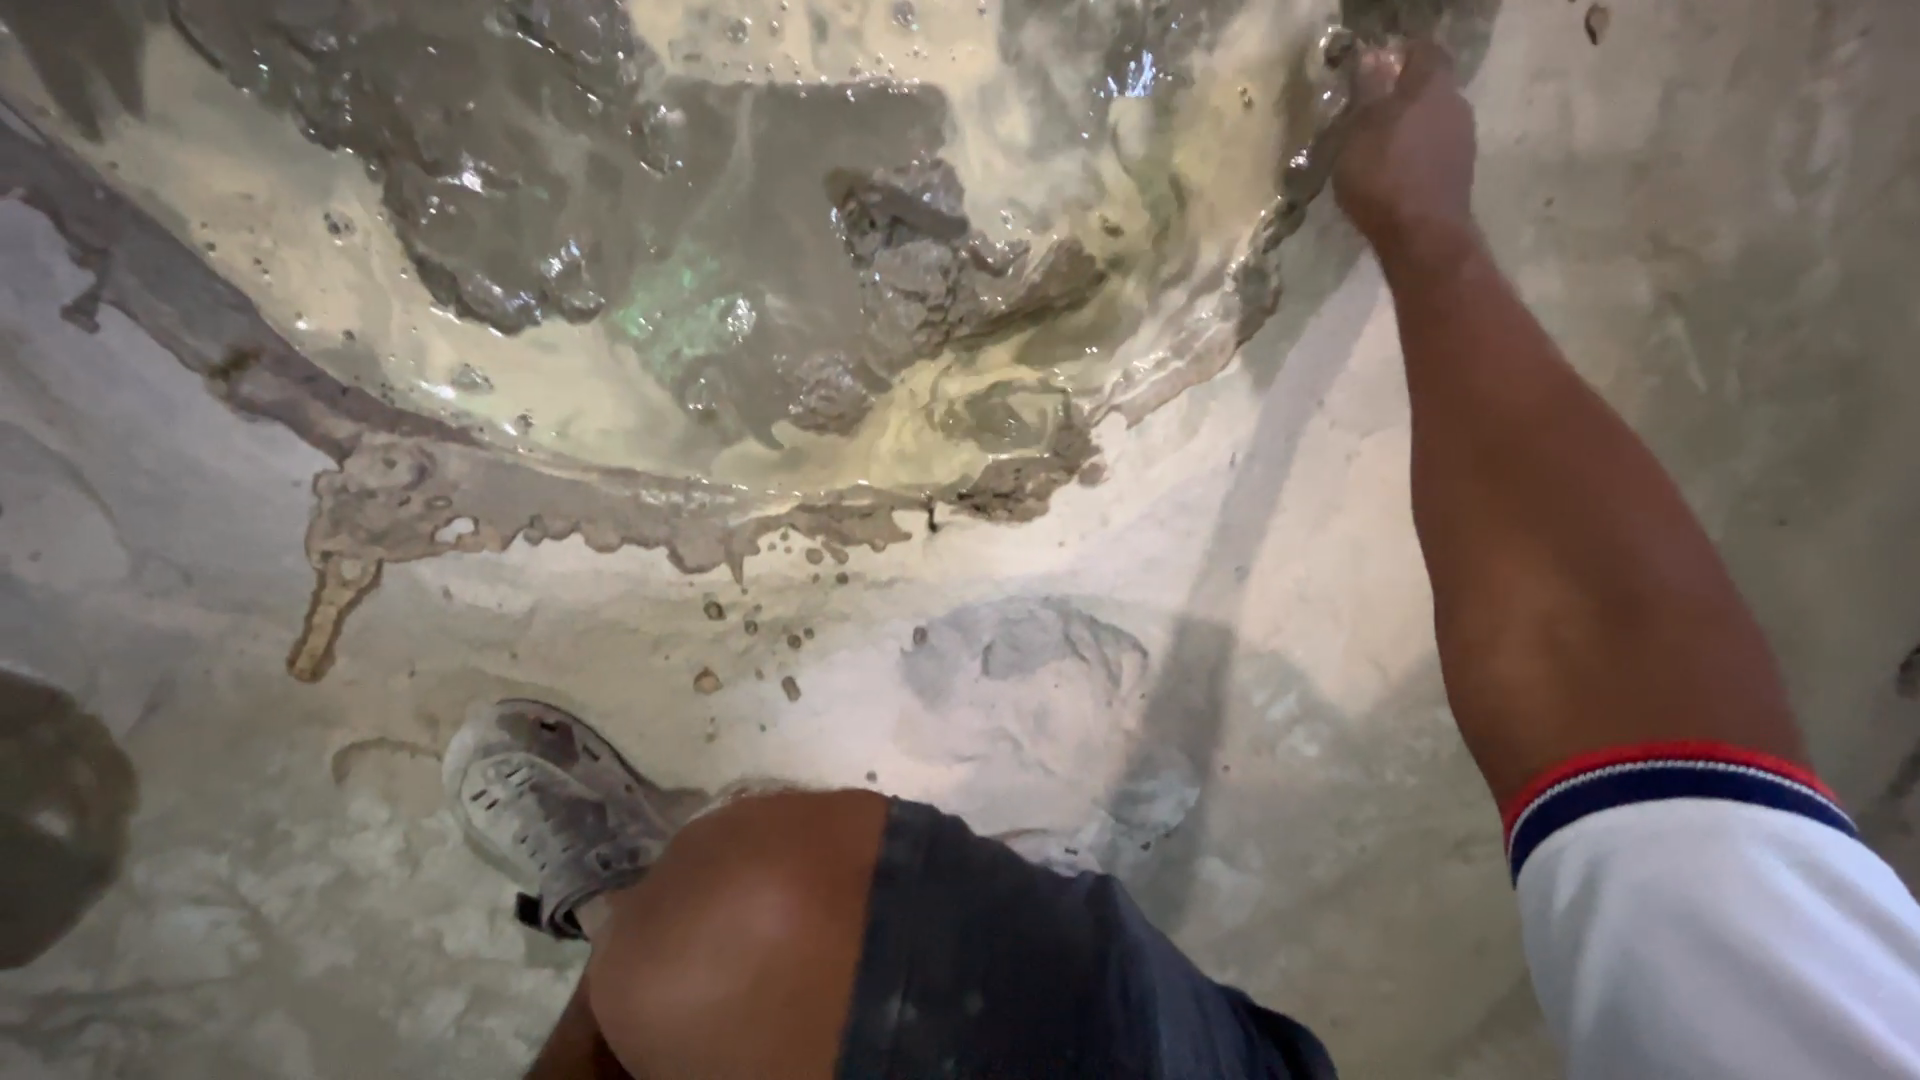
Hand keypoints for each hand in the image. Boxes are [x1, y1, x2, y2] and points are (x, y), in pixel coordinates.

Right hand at [1333, 41, 1477, 257]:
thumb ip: (1368, 92)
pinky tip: (1392, 176)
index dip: (1399, 57)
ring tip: (1377, 152)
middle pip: (1429, 88)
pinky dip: (1415, 156)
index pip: (1423, 52)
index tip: (1373, 73)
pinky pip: (1434, 150)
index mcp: (1431, 86)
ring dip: (1408, 130)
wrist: (1422, 234)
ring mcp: (1463, 139)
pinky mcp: (1459, 171)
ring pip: (1433, 121)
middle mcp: (1455, 104)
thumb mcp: (1359, 132)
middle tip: (1368, 116)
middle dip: (1402, 97)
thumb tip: (1373, 60)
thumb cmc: (1383, 177)